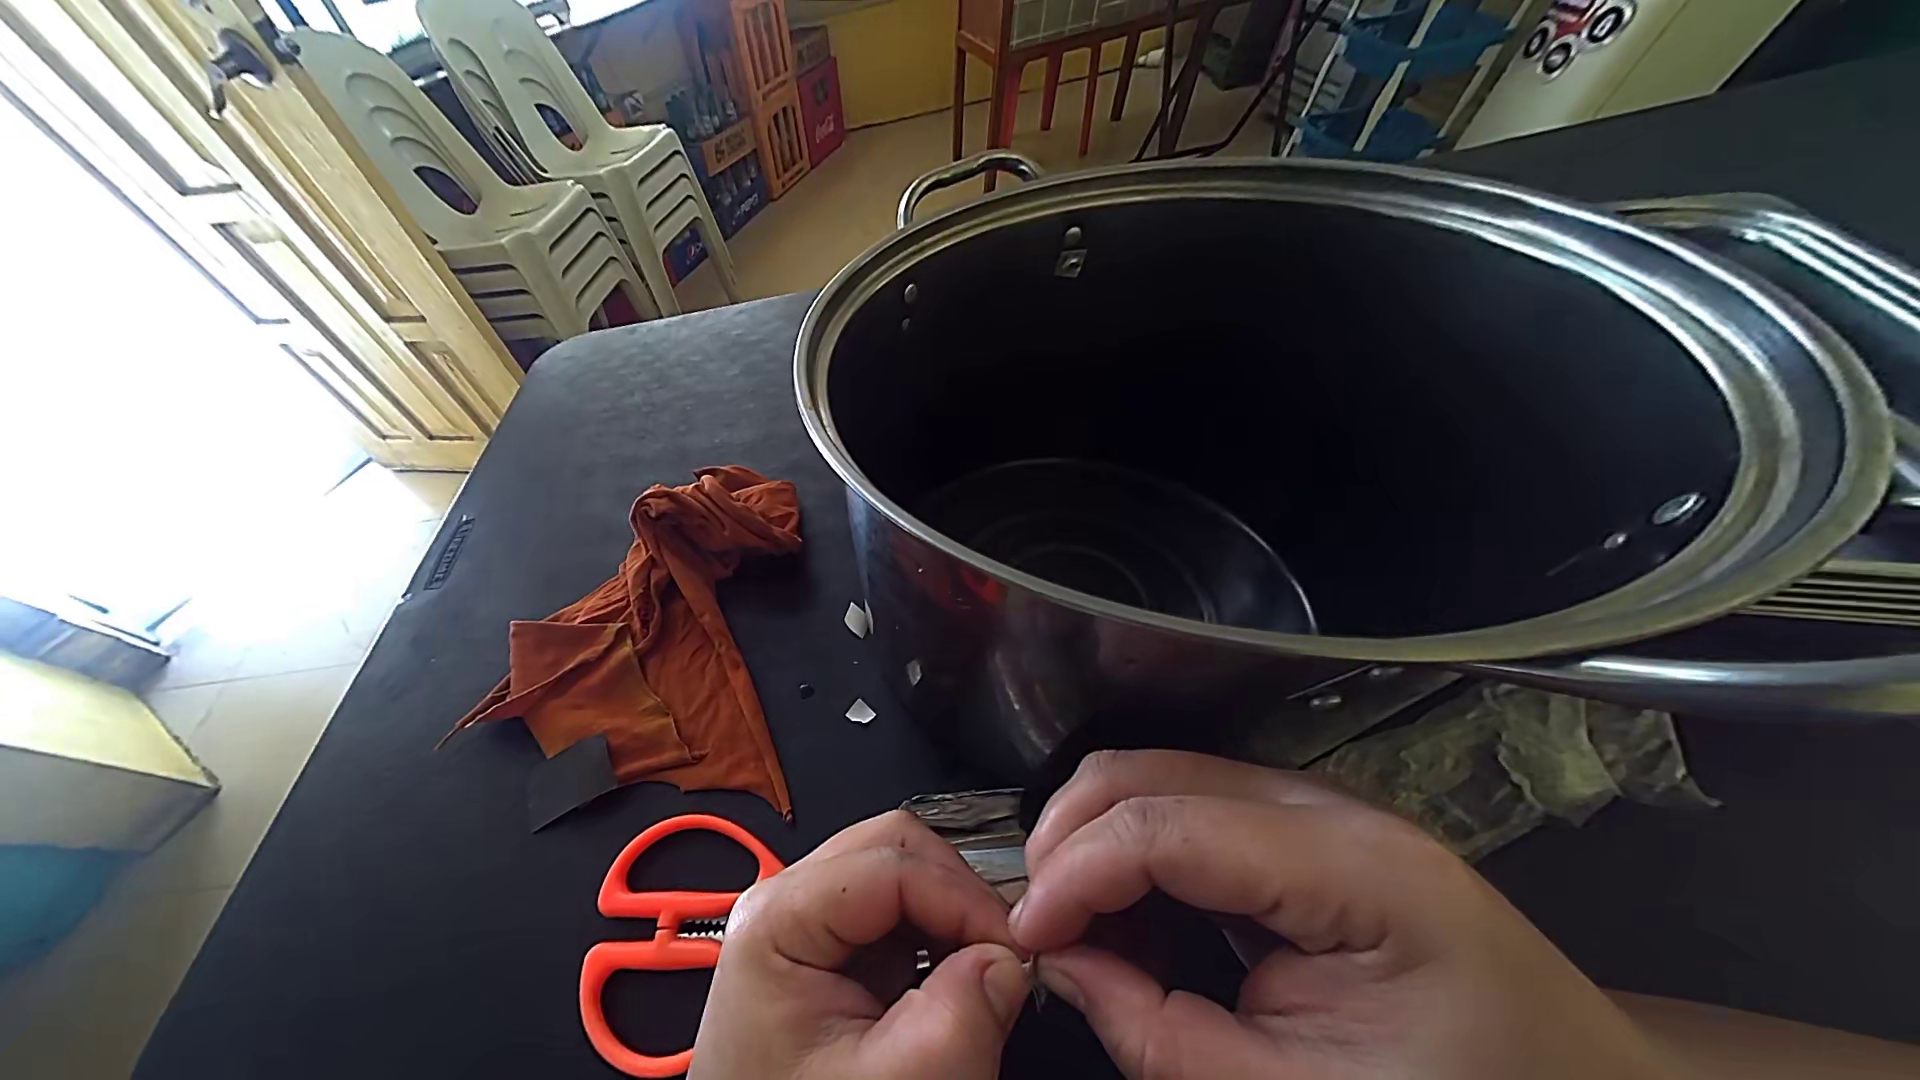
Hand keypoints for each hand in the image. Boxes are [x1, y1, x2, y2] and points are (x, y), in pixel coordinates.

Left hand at [690, 810, 1030, 1079]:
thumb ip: (954, 1023)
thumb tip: (1006, 962)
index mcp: (778, 920)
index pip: (892, 863)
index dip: (962, 897)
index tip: (1010, 945)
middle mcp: (787, 901)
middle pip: (896, 847)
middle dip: (958, 893)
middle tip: (998, 949)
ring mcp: (810, 917)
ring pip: (904, 868)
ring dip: (952, 912)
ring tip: (975, 971)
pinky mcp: (833, 942)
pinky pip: (901, 905)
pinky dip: (939, 932)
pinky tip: (948, 980)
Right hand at [1012, 750, 1681, 1079]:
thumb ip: (1160, 1035)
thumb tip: (1064, 962)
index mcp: (1349, 868)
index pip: (1164, 826)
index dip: (1076, 870)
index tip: (1028, 933)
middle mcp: (1321, 802)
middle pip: (1146, 770)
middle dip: (1069, 835)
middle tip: (1043, 921)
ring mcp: (1305, 798)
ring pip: (1153, 774)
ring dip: (1093, 837)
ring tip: (1083, 924)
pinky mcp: (1290, 816)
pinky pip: (1179, 803)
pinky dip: (1131, 849)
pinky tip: (1133, 915)